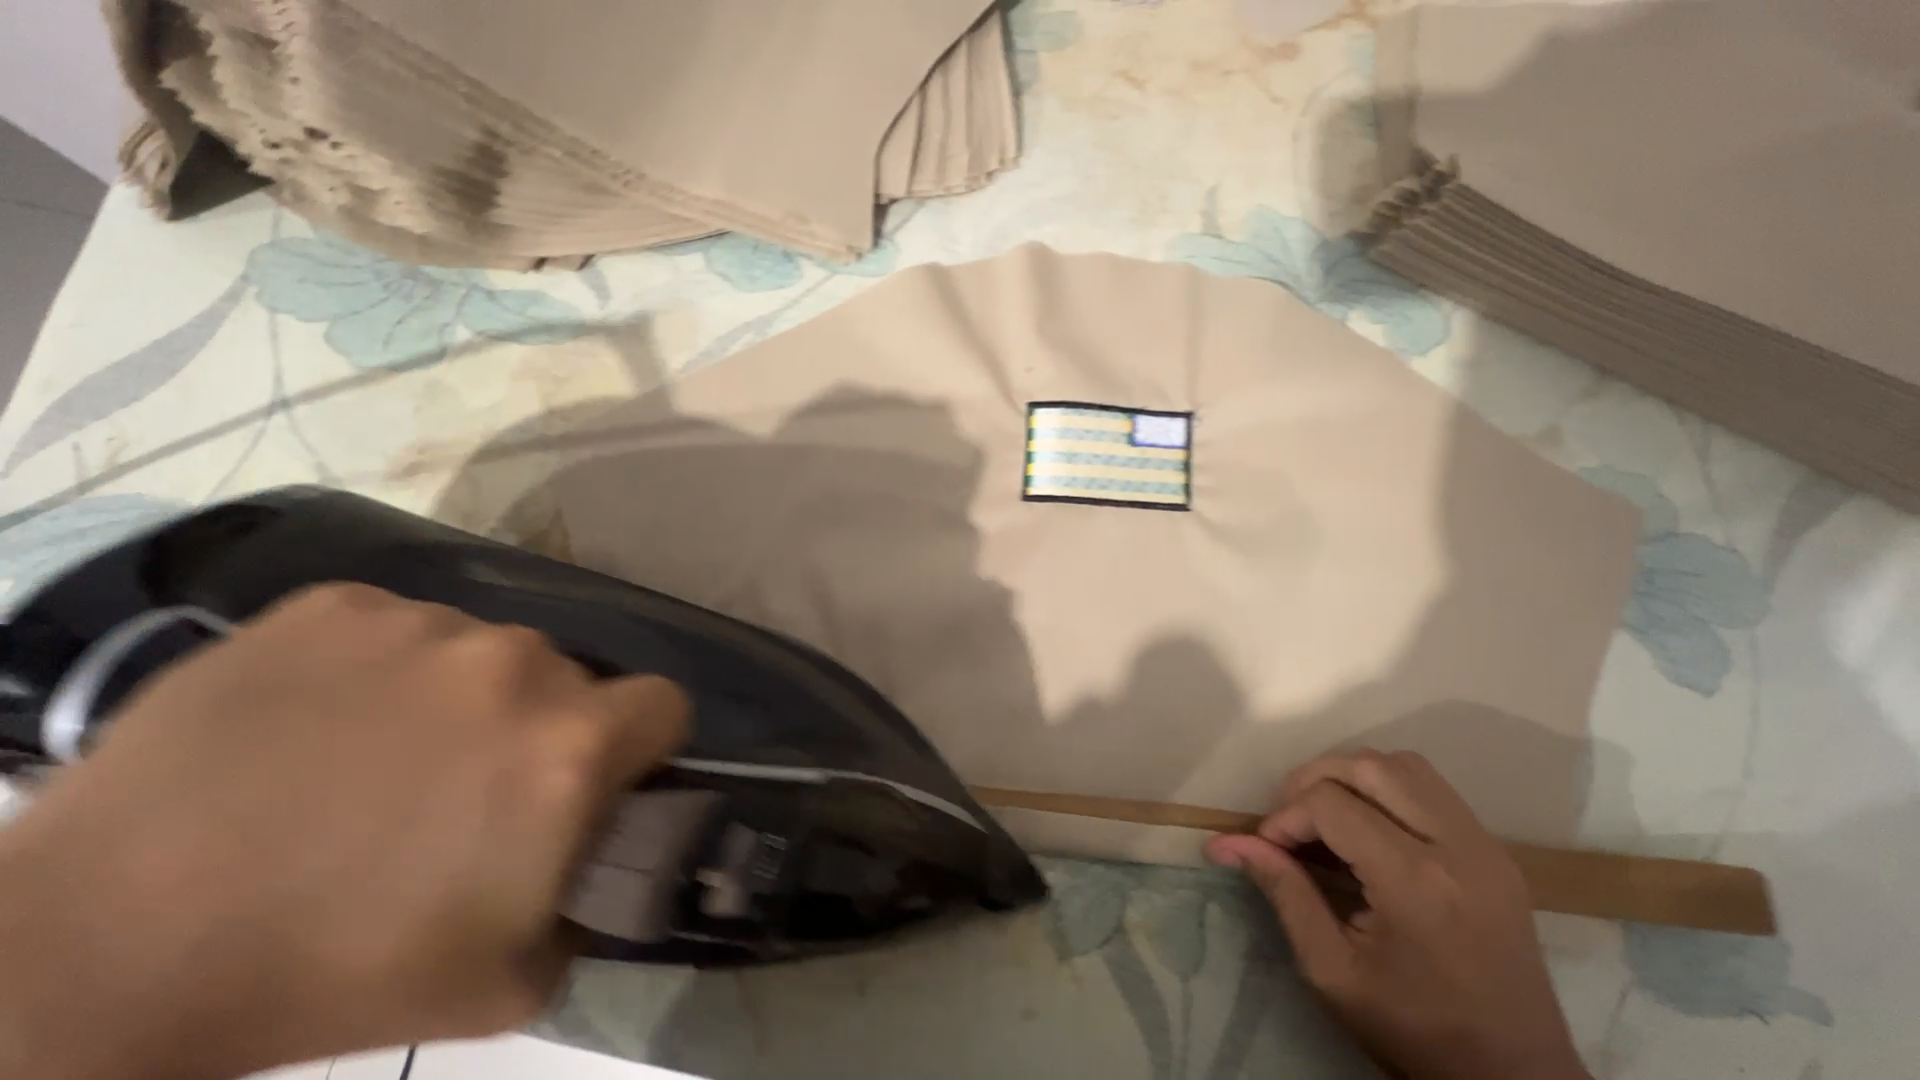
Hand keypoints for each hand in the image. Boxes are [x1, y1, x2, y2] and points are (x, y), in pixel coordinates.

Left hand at [0, 584, 688, 1079]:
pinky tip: (318, 725)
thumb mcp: (506, 983)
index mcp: (569, 747)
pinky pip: (394, 626)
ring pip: (481, 648)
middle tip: (469, 790)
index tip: (597, 782)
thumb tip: (591, 872)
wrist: (109, 946)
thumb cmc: (335, 973)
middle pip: (567, 678)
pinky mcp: (331, 606)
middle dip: (541, 727)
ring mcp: (418, 624)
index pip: (664, 704)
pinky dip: (379, 668)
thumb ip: (584, 913)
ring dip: (460, 695)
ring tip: (378, 759)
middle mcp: (513, 663)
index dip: (642, 746)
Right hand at [1206, 751, 1589, 1079]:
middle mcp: (1458, 847)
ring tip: (1326, 818)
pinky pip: (1434, 790)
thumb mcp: (1332, 970)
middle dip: (1314, 780)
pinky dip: (1389, 791)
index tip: (1268, 852)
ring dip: (1354, 777)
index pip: (1331, 804)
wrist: (1514, 1075)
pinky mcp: (1498, 853)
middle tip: (1288, 821)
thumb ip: (1283, 893)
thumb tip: (1224, 843)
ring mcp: (1486, 845)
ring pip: (1406, 765)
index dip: (1285, 817)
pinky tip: (1369, 832)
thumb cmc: (1414, 1030)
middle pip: (1370, 765)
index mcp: (1415, 881)